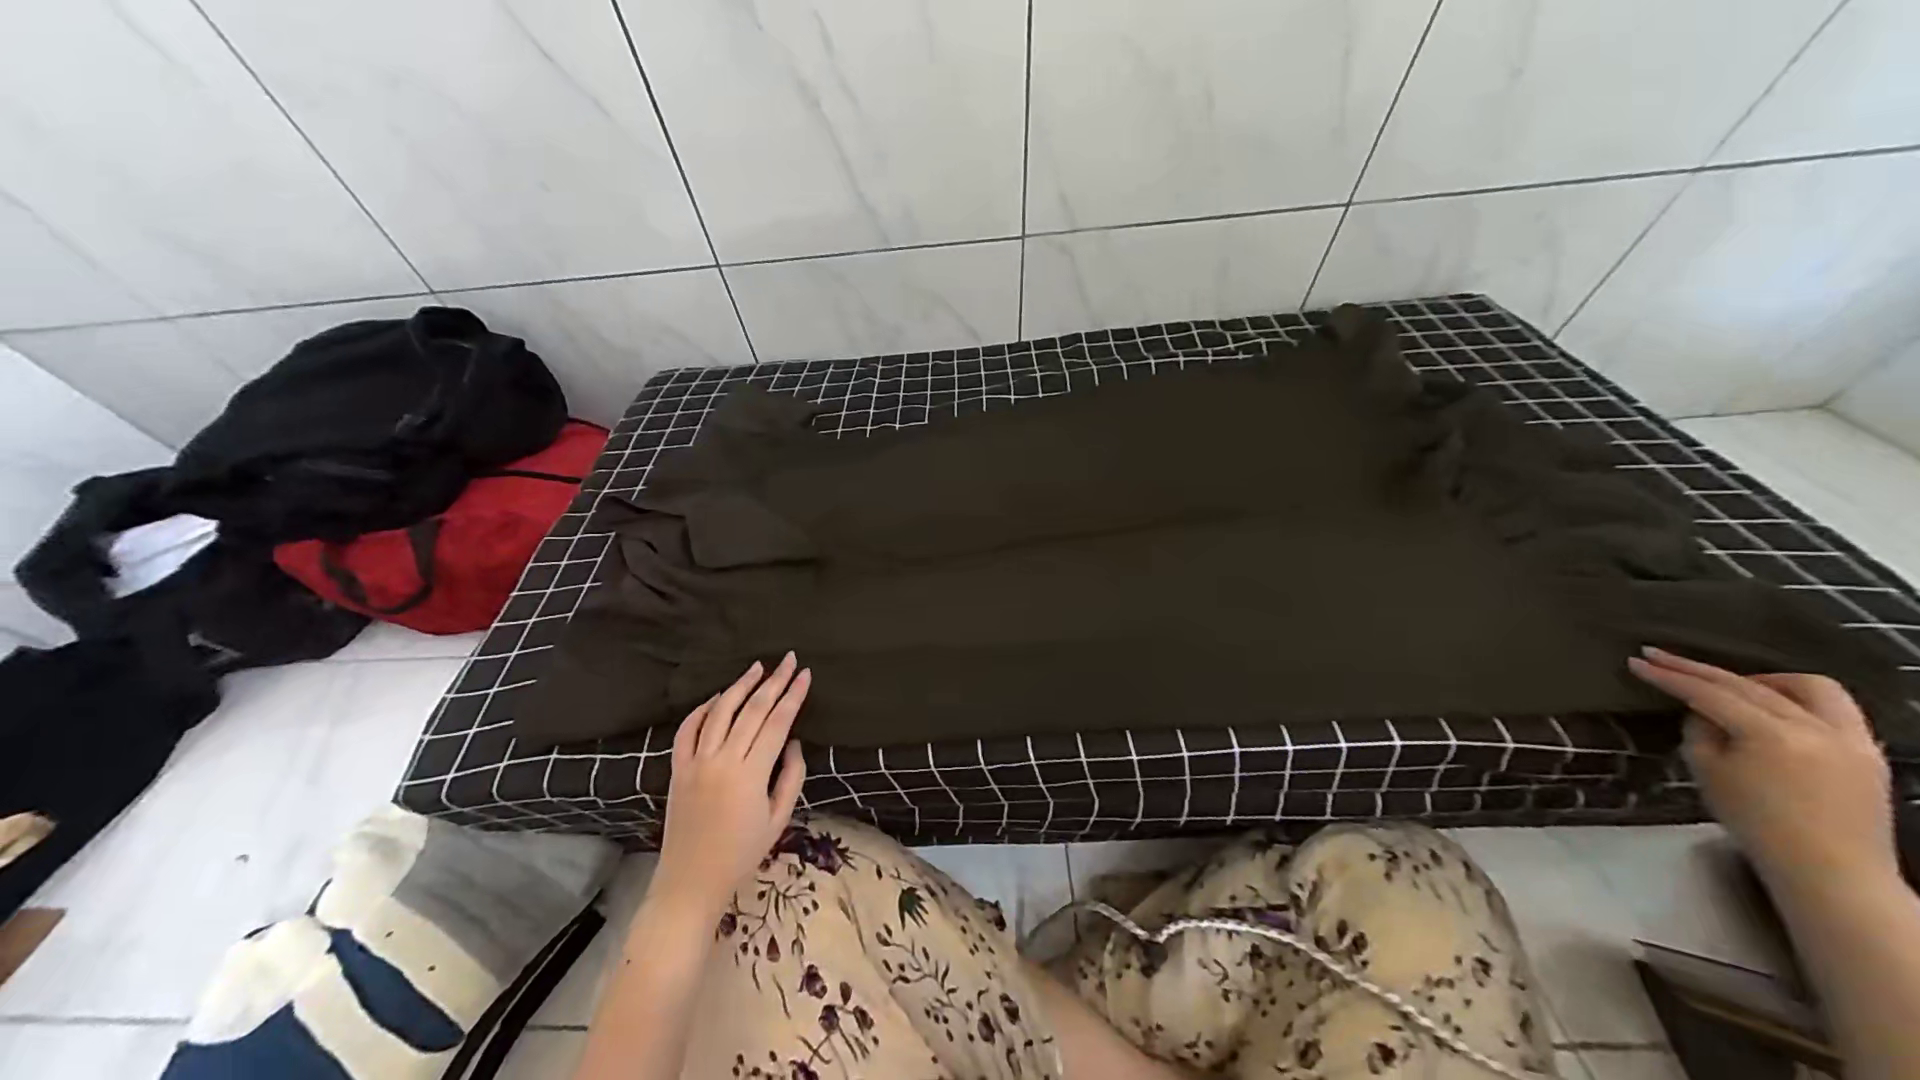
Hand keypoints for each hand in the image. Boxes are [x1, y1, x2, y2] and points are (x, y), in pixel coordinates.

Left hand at [653, 654, 809, 913]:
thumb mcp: (779, 819)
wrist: (691, 880)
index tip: (806, 674)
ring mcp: (696, 762)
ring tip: (757, 667)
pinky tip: (719, 696)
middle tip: (789, 660)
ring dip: (740, 686)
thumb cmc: (742, 853)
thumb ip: (791, 776)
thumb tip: (794, 742)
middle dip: (774, 681)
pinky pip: (688, 730)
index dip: (794, 695)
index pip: (777, 722)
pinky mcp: (677, 769)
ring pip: (719, 712)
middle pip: (752, 710)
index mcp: (751, 774)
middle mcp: (722, 760)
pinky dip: (703, 709)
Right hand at [1628, 647, 1895, 896]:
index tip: (1637, 661)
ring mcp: (1852, 738)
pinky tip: (1777, 706)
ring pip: (1809, 687)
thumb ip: (1702, 733)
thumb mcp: (1708, 773)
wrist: (1830, 870)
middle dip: (1700, 670)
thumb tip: (1704, 713)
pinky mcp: (1868, 752)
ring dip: (1764, 679)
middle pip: (1749, 685)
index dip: (1668, 675)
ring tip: (1734, 684)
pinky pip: (1836, 708)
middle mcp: (1816, 728)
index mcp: (1772, 735)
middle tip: (1662, 656)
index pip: (1708, 693)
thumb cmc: (1756, 823)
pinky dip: (1800, 698)